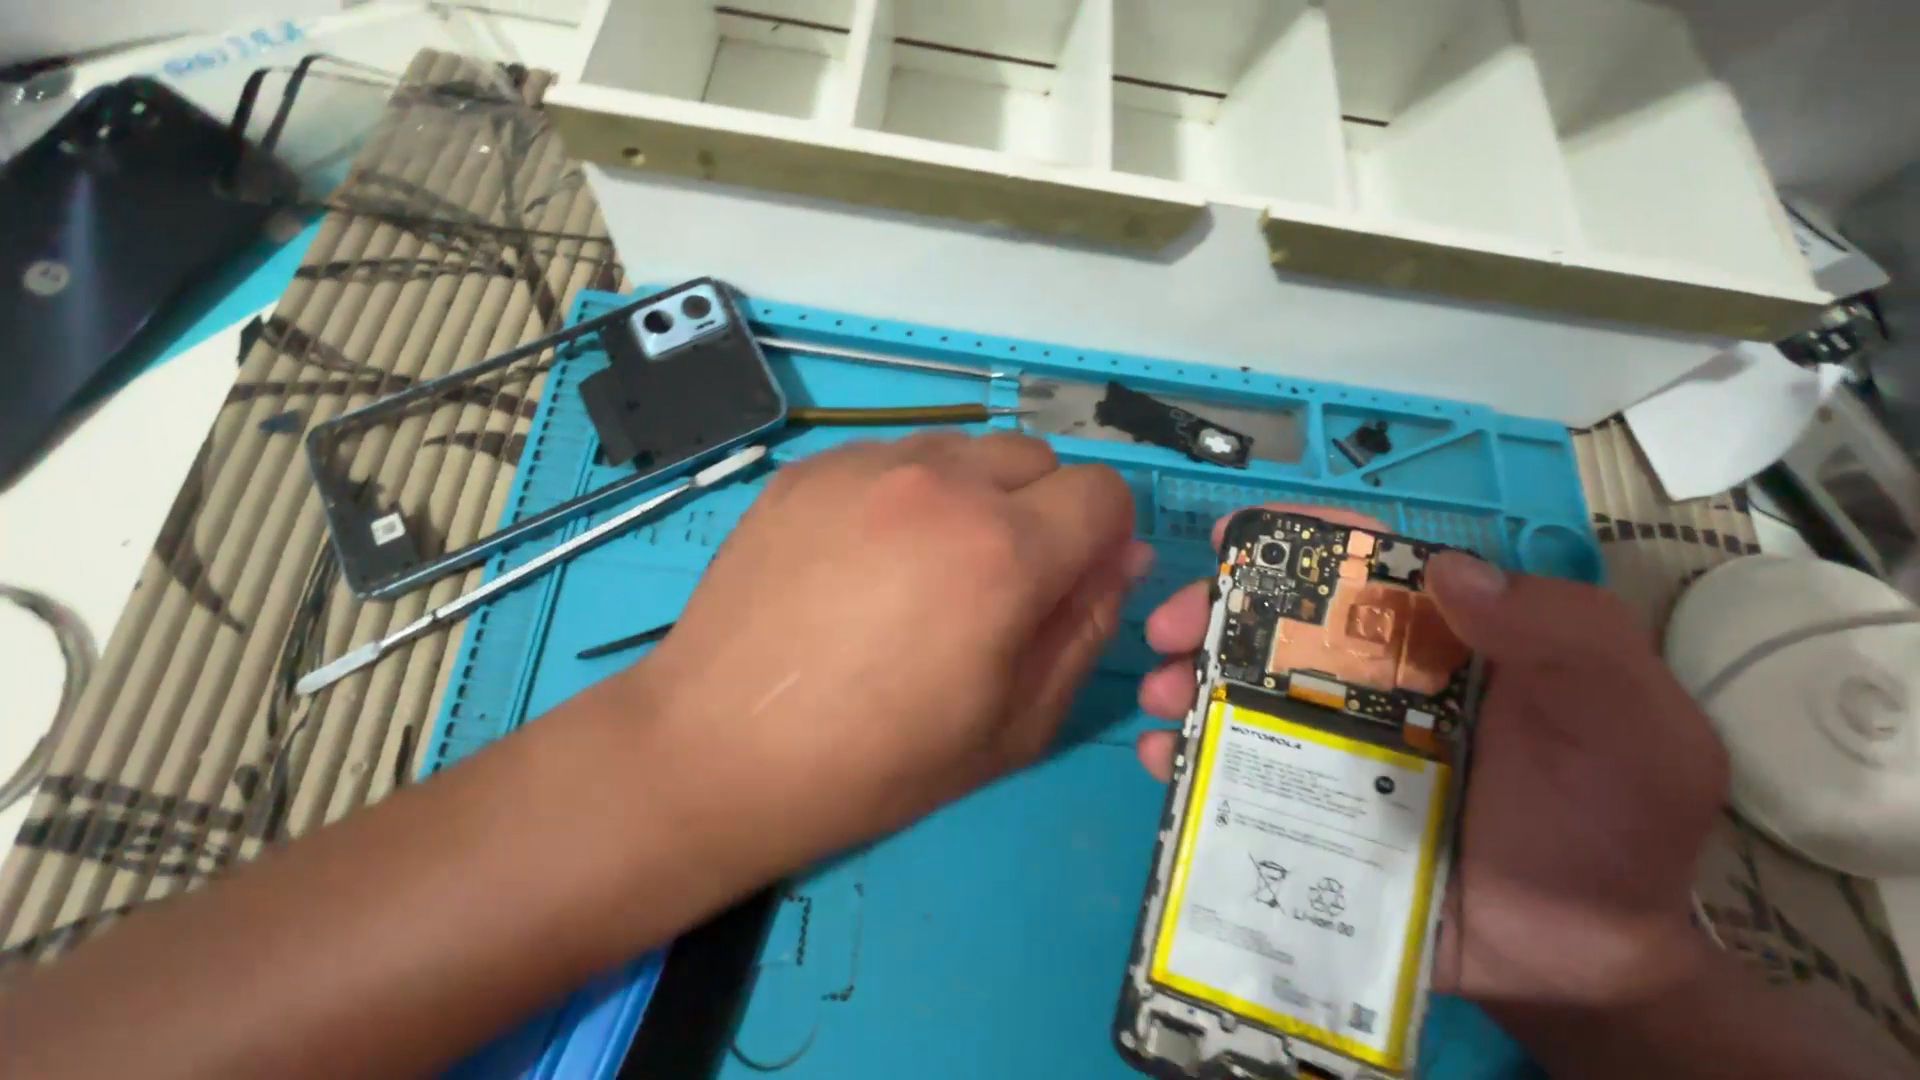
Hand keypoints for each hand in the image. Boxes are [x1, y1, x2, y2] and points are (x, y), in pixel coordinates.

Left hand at [626, 433, 1147, 881]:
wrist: (723, 750)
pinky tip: (861, 558)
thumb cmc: (879, 761)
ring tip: (923, 568)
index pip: (1104, 493)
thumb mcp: (1016, 724)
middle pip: (1038, 459)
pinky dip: (904, 494)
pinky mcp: (809, 470)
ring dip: (973, 496)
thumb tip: (1119, 559)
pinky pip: (892, 457)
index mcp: (1005, 550)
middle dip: (1041, 512)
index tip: (1068, 580)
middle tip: (993, 582)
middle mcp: (941, 483)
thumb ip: (1086, 627)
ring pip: (964, 450)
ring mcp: (867, 466)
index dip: (1101, 539)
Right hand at [1133, 506, 1727, 1009]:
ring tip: (1160, 697)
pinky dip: (1188, 757)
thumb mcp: (1630, 723)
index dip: (1297, 541)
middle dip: (1212, 613)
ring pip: (1241, 694)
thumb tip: (1448, 569)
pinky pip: (1233, 774)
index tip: (1232, 536)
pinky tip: (1162, 758)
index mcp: (1437, 643)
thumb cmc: (1610, 827)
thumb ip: (1567, 637)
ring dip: (1187, 680)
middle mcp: (1369, 683)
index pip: (1363, 570)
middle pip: (1277, 628)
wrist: (1584, 963)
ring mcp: (1328, 748)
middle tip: (1167, 630)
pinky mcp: (1302, 811)